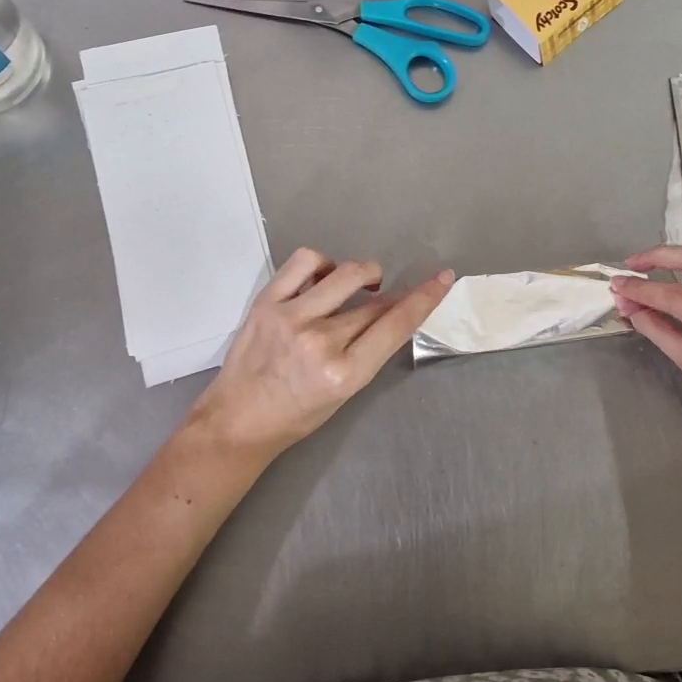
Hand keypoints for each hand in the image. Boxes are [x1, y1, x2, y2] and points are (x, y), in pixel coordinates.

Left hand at [189, 248, 453, 458]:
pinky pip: (306, 261)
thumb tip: (393, 310)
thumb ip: (369, 350)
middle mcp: (320, 342)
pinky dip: (324, 262)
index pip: (396, 325)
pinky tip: (326, 275)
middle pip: (375, 304)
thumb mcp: (345, 392)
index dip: (425, 298)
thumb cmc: (297, 415)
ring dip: (365, 274)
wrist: (238, 420)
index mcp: (345, 373)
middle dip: (389, 298)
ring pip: (347, 275)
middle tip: (387, 300)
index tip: (443, 279)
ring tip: (363, 283)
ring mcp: (292, 318)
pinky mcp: (268, 302)